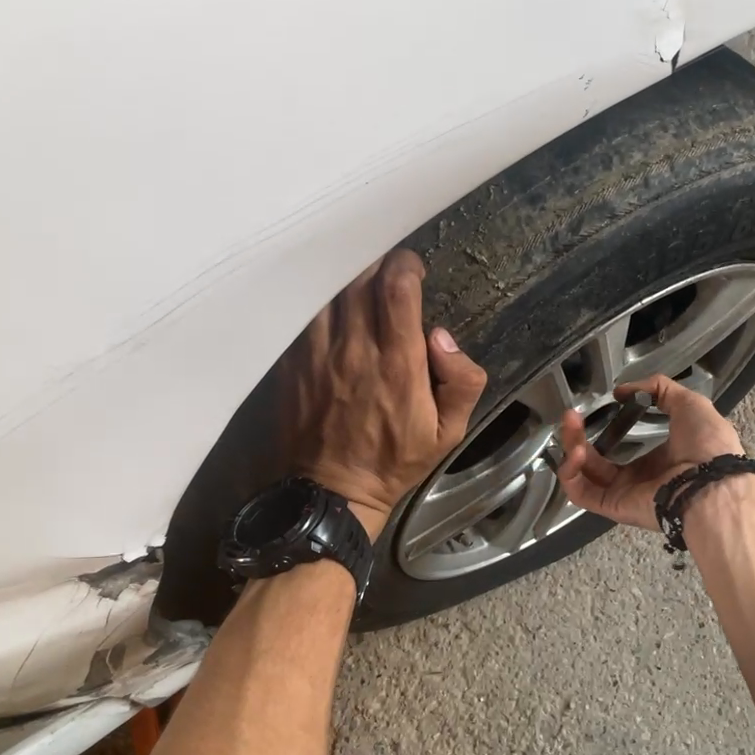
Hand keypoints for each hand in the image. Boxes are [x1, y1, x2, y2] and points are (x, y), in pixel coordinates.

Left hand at [280, 250, 486, 539]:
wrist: (332, 491)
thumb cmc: (396, 460)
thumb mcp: (449, 433)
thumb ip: (462, 382)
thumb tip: (443, 337)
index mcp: (398, 363)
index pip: (396, 289)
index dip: (406, 265)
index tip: (413, 270)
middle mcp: (354, 350)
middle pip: (360, 279)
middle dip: (378, 264)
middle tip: (389, 271)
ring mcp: (317, 354)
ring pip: (328, 290)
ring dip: (347, 278)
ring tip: (359, 281)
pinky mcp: (292, 362)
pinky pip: (304, 314)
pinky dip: (320, 299)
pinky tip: (331, 303)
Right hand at [555, 374, 744, 529]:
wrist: (712, 483)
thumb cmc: (707, 445)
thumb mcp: (689, 402)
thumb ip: (658, 389)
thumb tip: (622, 391)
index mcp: (656, 457)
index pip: (621, 445)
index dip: (603, 426)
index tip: (595, 408)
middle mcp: (637, 477)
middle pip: (595, 458)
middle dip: (578, 434)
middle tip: (571, 414)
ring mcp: (623, 492)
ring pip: (584, 473)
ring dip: (571, 448)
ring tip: (571, 426)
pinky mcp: (613, 506)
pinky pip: (581, 494)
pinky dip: (571, 474)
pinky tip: (575, 452)